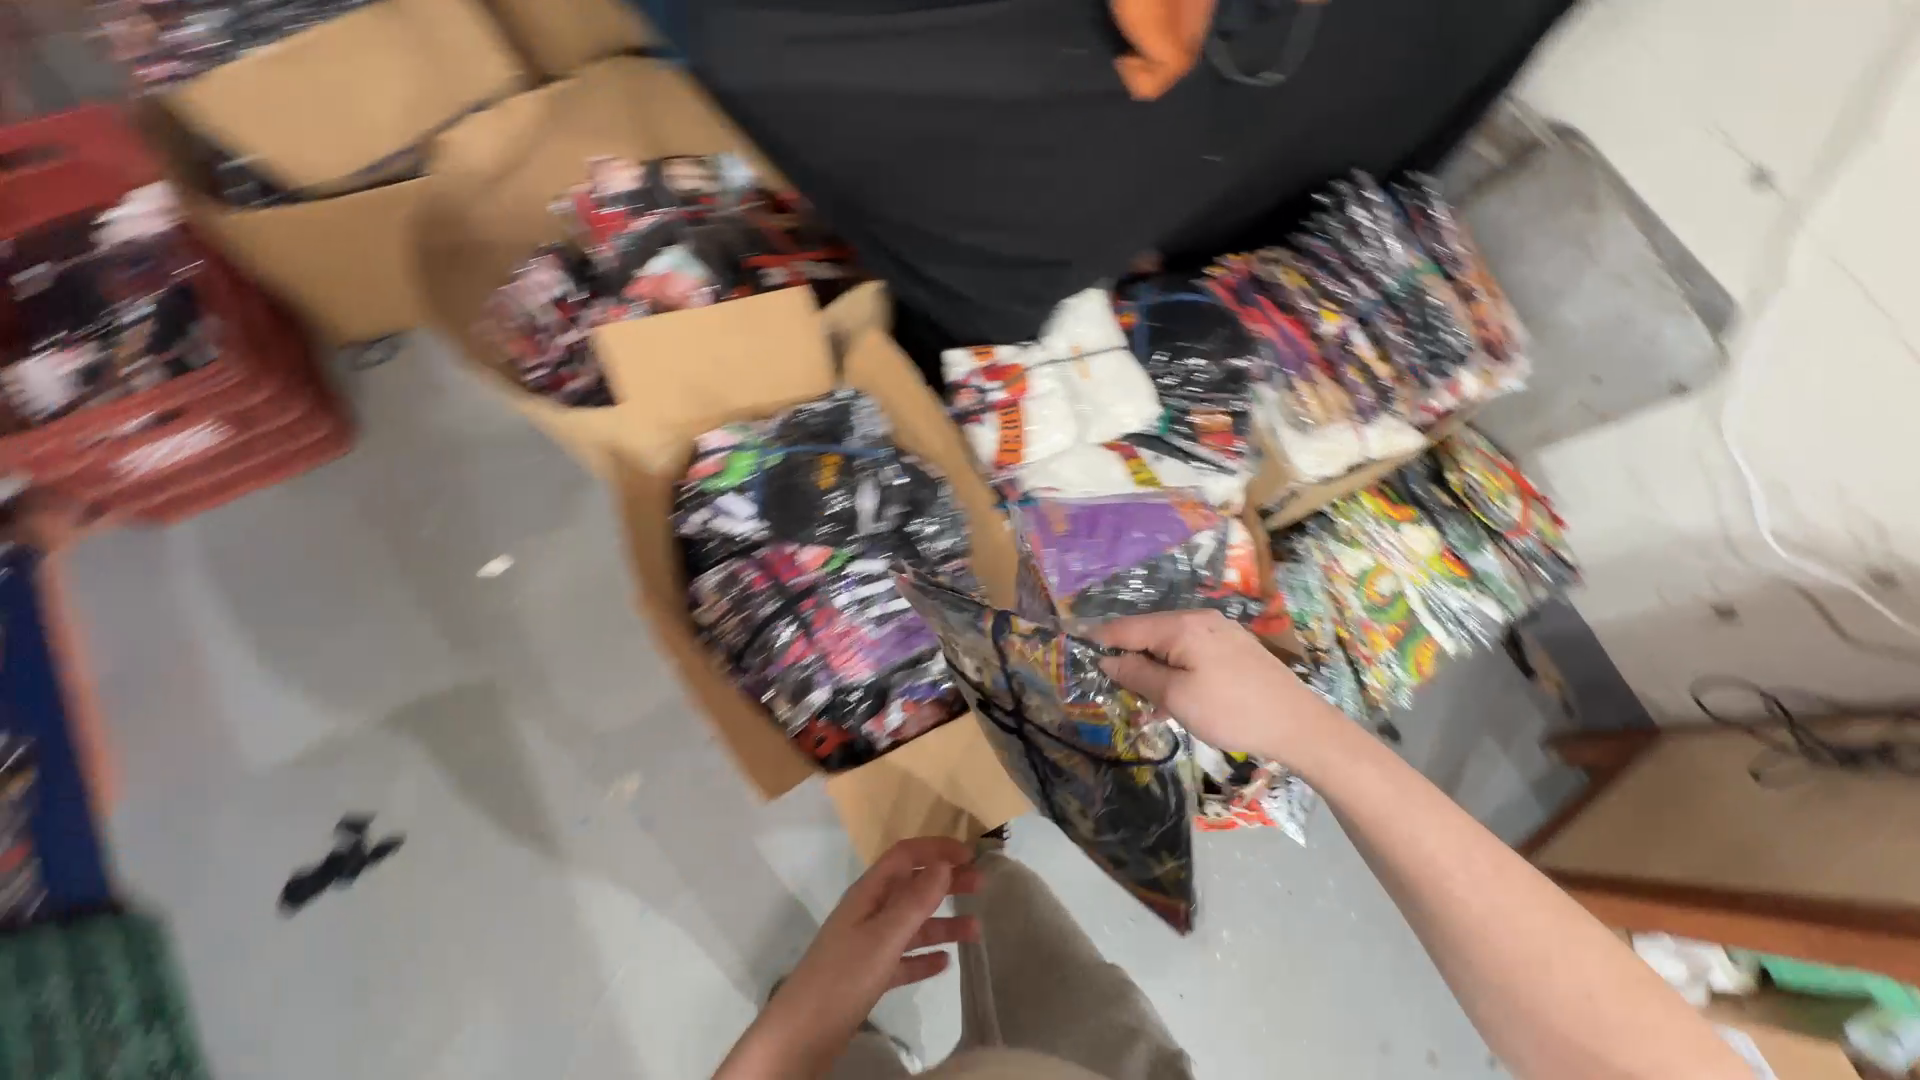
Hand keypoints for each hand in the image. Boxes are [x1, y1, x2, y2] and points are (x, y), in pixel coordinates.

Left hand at [717, 838, 980, 1079]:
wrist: (802, 1033)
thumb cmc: (843, 977)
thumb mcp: (883, 936)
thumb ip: (914, 901)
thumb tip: (944, 863)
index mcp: (868, 893)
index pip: (905, 855)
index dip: (936, 849)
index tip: (970, 855)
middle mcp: (869, 912)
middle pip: (912, 887)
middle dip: (945, 882)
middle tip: (981, 886)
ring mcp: (867, 944)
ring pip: (911, 924)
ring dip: (942, 923)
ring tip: (975, 932)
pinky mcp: (869, 974)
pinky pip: (903, 957)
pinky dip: (924, 956)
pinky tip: (945, 963)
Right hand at [1094, 610, 1350, 770]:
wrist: (1298, 724)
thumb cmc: (1231, 711)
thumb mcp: (1176, 698)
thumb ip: (1138, 676)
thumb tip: (1107, 661)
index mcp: (1181, 626)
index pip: (1126, 628)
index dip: (1099, 639)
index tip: (1074, 647)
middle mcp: (1199, 619)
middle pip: (1148, 634)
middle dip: (1130, 659)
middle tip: (1118, 691)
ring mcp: (1220, 631)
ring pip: (1170, 645)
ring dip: (1154, 670)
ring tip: (1150, 703)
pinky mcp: (1234, 647)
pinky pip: (1191, 652)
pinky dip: (1176, 671)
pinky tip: (1177, 698)